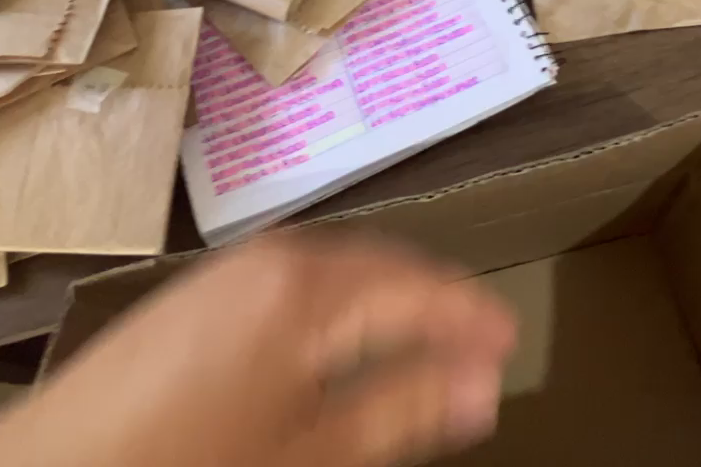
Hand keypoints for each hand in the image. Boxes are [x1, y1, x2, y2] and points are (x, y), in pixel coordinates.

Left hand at [0, 234, 516, 466]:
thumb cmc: (191, 466)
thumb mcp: (311, 451)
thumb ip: (402, 407)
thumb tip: (481, 383)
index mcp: (308, 286)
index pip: (415, 286)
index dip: (467, 312)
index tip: (509, 335)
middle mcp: (276, 255)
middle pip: (379, 265)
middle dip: (431, 301)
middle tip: (475, 341)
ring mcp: (235, 266)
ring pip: (340, 267)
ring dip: (385, 298)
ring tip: (423, 337)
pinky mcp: (205, 286)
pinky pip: (297, 277)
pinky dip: (338, 301)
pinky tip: (343, 337)